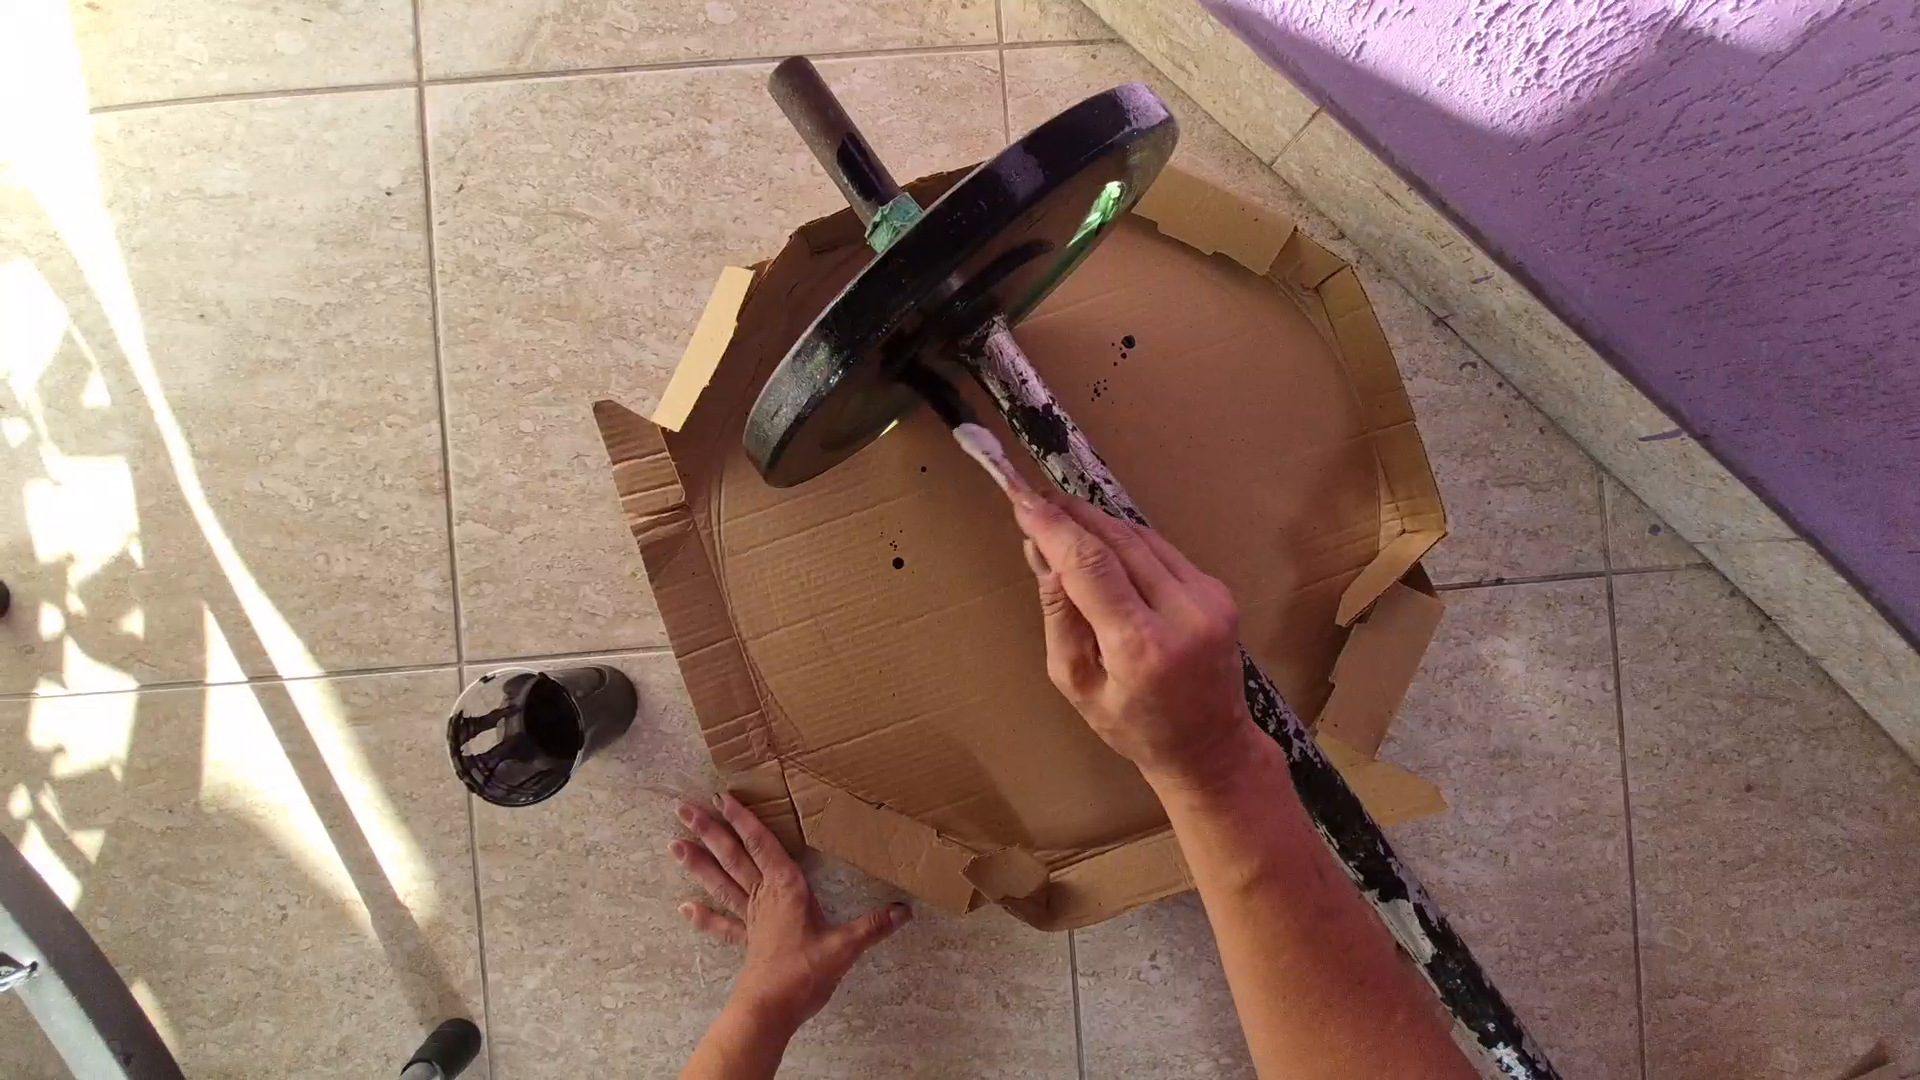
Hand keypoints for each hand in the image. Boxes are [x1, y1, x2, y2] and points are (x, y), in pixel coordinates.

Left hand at [671, 793, 911, 1030]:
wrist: (770, 1012)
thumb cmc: (804, 973)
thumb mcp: (844, 946)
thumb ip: (873, 926)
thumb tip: (904, 910)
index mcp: (786, 887)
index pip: (762, 844)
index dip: (744, 819)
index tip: (725, 796)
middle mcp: (763, 895)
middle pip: (733, 857)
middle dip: (710, 831)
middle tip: (685, 809)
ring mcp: (750, 919)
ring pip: (721, 883)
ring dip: (698, 863)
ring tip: (675, 844)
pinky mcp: (746, 943)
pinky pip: (721, 925)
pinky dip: (703, 916)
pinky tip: (684, 907)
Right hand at [1010, 489, 1259, 792]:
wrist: (1211, 745)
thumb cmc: (1132, 726)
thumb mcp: (1077, 683)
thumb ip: (1059, 616)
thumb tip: (1041, 552)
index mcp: (1141, 646)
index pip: (1090, 566)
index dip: (1053, 528)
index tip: (1021, 501)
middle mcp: (1183, 613)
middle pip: (1117, 540)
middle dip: (1071, 514)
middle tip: (1033, 497)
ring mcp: (1208, 598)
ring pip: (1140, 538)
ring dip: (1096, 521)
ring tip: (1058, 513)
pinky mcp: (1217, 590)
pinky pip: (1160, 550)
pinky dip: (1124, 539)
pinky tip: (1099, 539)